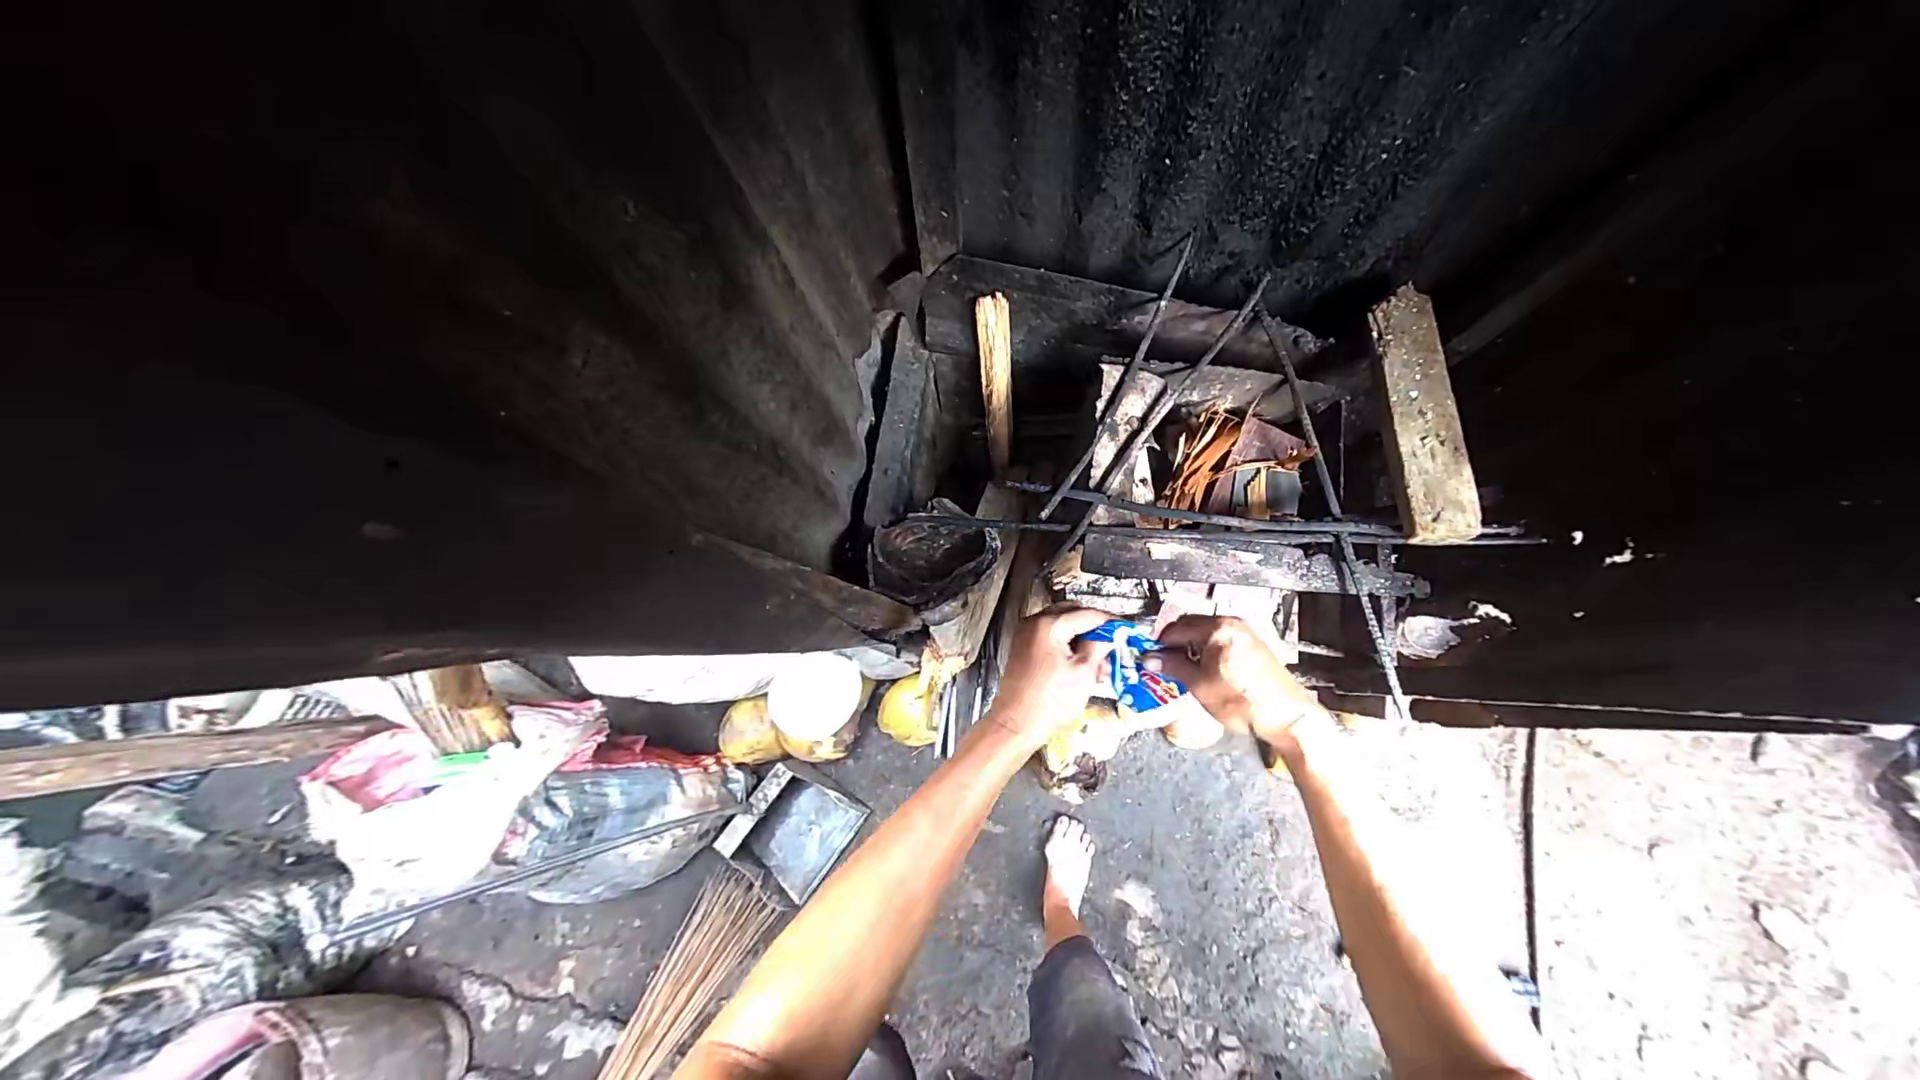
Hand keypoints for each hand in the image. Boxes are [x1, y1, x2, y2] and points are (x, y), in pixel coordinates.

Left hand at [985, 605, 1114, 749]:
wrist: (1017, 724)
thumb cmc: (1049, 702)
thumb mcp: (1084, 672)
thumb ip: (1100, 645)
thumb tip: (1112, 634)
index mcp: (1049, 625)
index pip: (1088, 614)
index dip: (1111, 622)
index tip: (1126, 630)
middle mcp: (1034, 623)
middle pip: (1074, 615)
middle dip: (1095, 629)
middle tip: (1113, 645)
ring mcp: (1026, 635)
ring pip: (1063, 627)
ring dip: (1083, 639)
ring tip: (1100, 663)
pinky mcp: (1024, 648)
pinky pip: (1052, 638)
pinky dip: (1068, 646)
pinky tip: (1082, 666)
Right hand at [1147, 615, 1326, 750]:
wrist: (1287, 718)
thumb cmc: (1249, 703)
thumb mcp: (1199, 685)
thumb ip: (1172, 667)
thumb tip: (1153, 660)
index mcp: (1218, 629)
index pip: (1175, 628)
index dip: (1159, 644)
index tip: (1151, 657)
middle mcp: (1233, 625)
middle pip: (1190, 626)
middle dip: (1174, 644)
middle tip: (1162, 663)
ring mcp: (1245, 635)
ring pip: (1205, 634)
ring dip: (1189, 648)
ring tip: (1182, 670)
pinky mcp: (1252, 647)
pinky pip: (1219, 641)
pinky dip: (1206, 651)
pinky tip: (1203, 672)